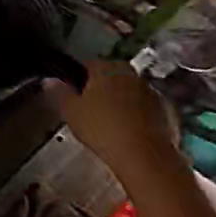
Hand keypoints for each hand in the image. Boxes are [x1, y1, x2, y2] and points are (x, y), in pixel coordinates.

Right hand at [44, 60, 181, 177]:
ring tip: (105, 116)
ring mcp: (151, 92)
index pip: (89, 63)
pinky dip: (134, 110)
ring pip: (129, 88)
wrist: (141, 153)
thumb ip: (60, 92)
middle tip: (87, 102)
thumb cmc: (99, 127)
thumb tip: (50, 80)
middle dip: (100, 84)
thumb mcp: (70, 110)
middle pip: (113, 74)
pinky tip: (124, 126)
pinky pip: (143, 104)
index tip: (70, 88)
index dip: (78, 74)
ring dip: (119, 96)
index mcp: (107, 70)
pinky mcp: (165, 110)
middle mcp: (132, 75)